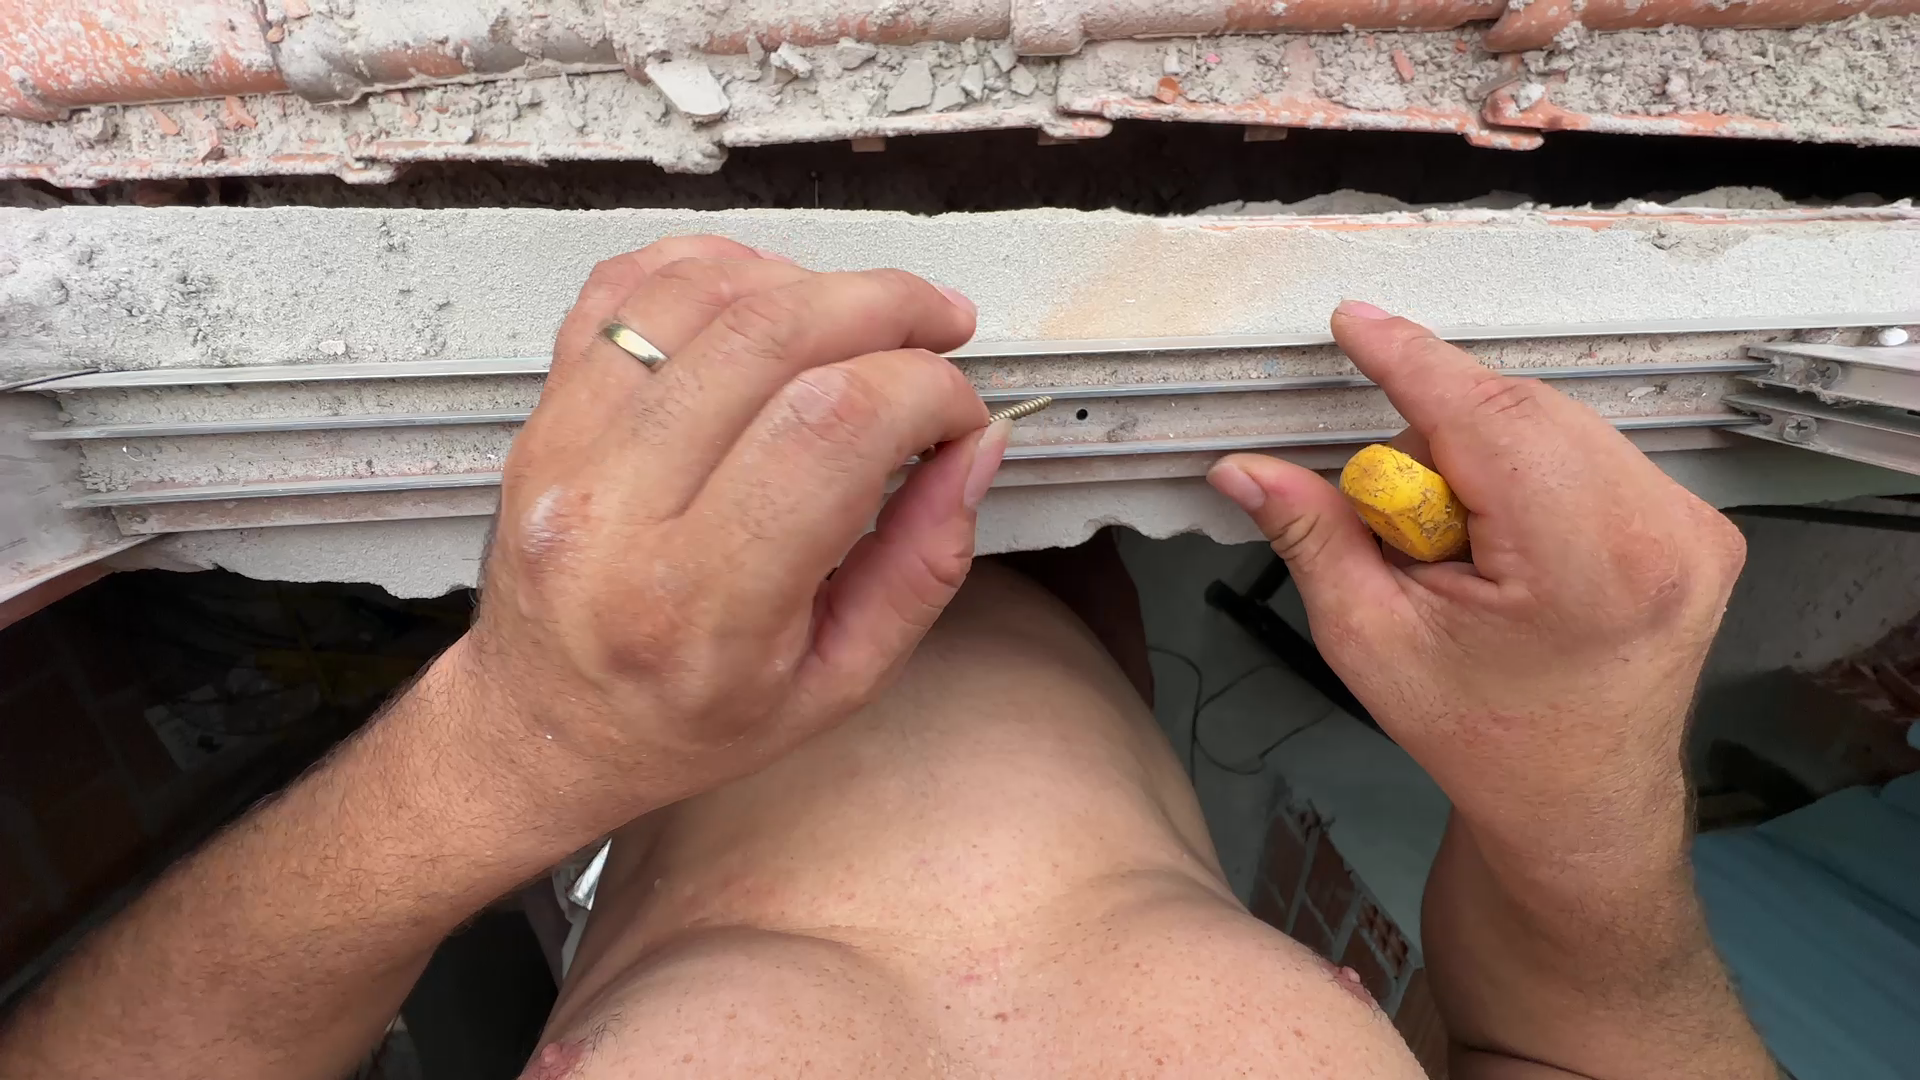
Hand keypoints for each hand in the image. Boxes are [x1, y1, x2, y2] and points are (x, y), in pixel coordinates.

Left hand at [450, 237, 1000, 825]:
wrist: (551, 726)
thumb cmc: (692, 720)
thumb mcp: (842, 679)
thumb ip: (924, 565)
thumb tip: (974, 451)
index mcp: (703, 604)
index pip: (834, 429)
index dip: (927, 392)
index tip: (960, 413)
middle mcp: (617, 514)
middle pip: (772, 339)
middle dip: (887, 308)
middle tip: (939, 327)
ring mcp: (563, 452)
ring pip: (703, 294)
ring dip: (813, 282)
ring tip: (865, 317)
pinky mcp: (545, 417)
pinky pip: (628, 290)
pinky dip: (719, 266)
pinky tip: (772, 298)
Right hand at [1207, 301, 1745, 872]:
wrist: (1574, 796)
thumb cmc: (1466, 727)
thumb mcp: (1365, 636)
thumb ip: (1308, 536)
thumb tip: (1238, 469)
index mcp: (1584, 564)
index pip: (1485, 420)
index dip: (1409, 361)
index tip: (1353, 319)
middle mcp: (1663, 527)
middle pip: (1515, 413)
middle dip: (1428, 439)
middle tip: (1388, 518)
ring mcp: (1693, 522)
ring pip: (1546, 424)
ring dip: (1467, 456)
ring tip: (1441, 544)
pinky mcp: (1692, 523)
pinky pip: (1576, 448)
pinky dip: (1509, 467)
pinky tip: (1489, 534)